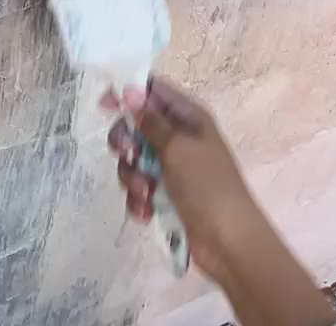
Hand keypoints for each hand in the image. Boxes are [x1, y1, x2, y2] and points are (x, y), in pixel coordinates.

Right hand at [106, 77, 271, 287]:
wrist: (231, 245)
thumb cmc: (207, 186)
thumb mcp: (178, 148)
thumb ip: (150, 120)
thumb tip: (130, 91)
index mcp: (188, 117)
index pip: (153, 90)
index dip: (128, 92)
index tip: (105, 105)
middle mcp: (179, 137)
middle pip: (136, 125)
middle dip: (126, 141)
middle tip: (127, 153)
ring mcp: (172, 167)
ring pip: (134, 159)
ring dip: (133, 176)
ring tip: (146, 192)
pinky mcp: (166, 194)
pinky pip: (139, 186)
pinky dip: (139, 198)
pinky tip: (148, 211)